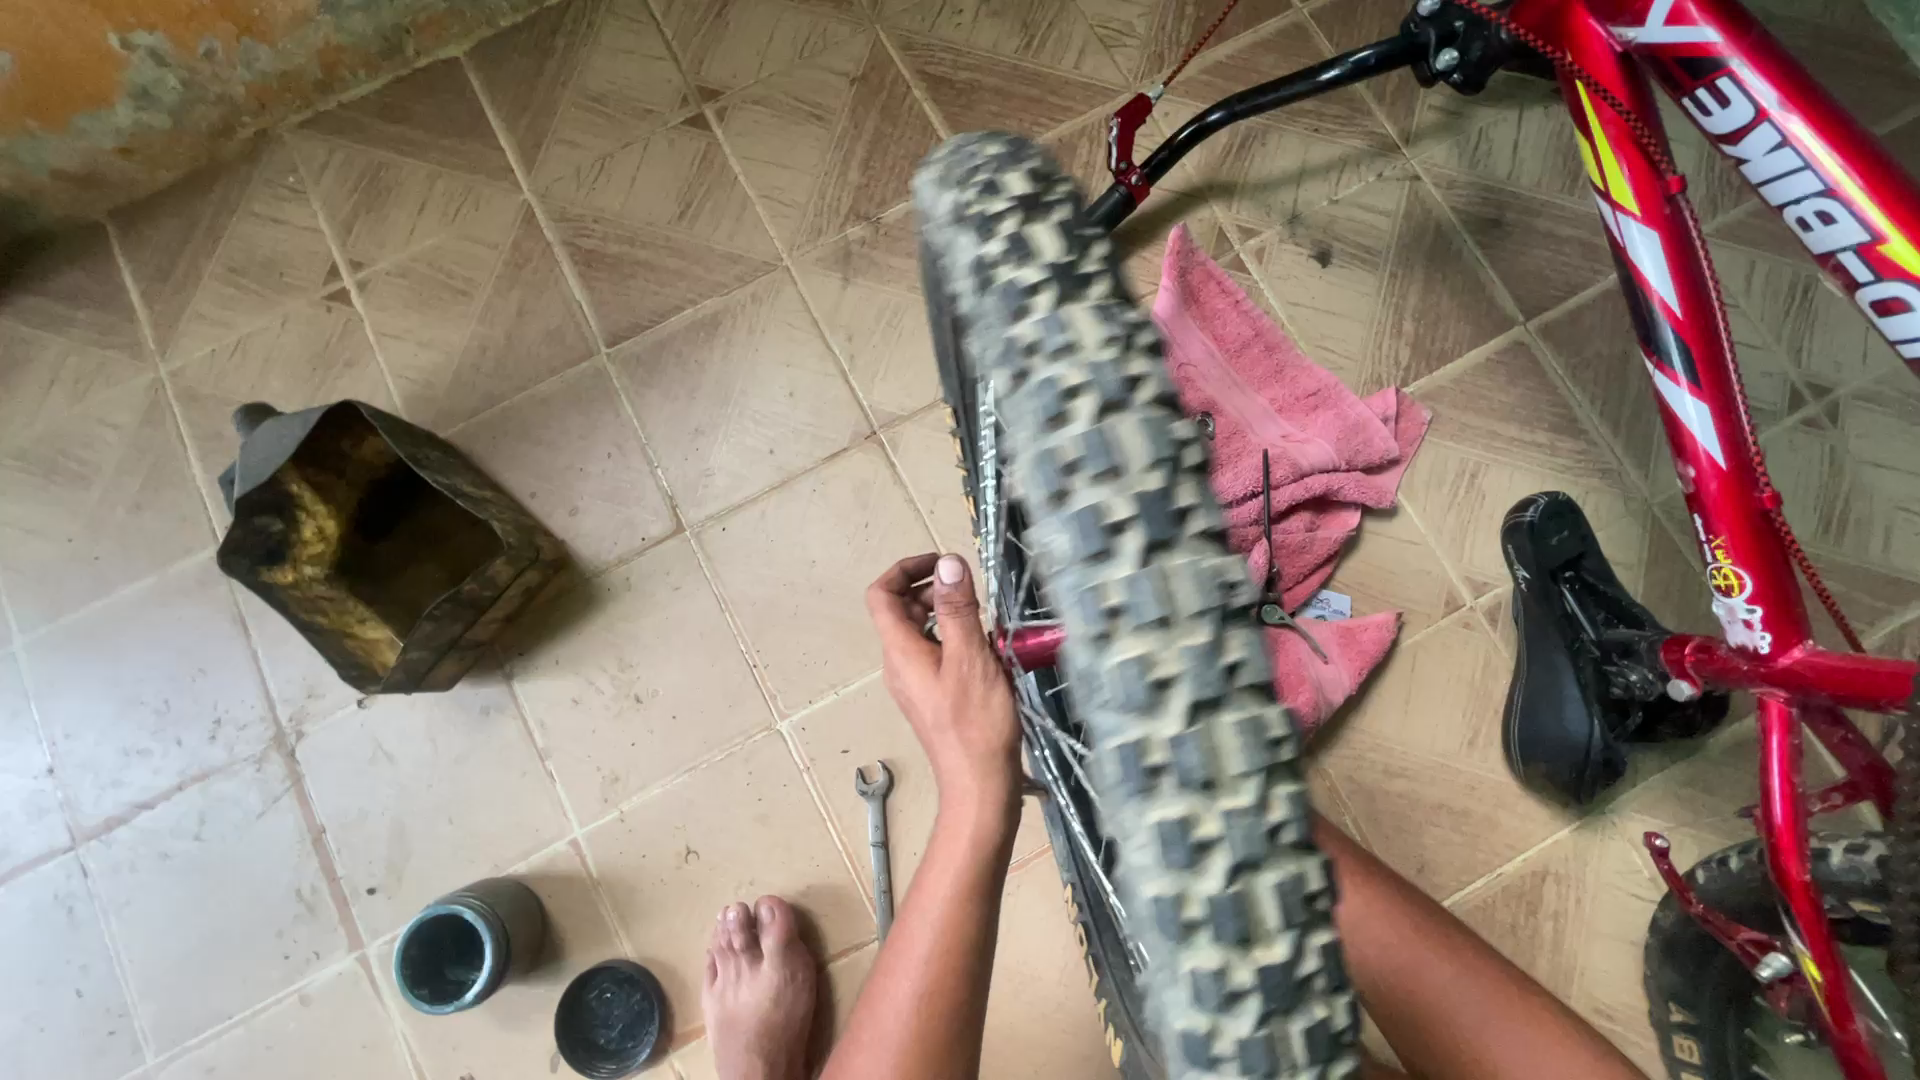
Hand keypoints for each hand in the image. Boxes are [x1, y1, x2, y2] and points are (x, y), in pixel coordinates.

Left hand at [866, 553, 1020, 819]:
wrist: (980, 785)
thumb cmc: (975, 722)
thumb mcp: (970, 657)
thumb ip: (957, 609)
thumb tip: (947, 563)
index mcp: (900, 651)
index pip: (881, 594)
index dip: (905, 568)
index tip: (942, 563)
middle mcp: (899, 664)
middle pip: (900, 610)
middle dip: (931, 590)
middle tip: (971, 592)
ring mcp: (914, 682)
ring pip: (919, 632)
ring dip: (946, 614)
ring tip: (984, 619)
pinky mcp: (932, 696)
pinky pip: (934, 653)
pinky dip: (954, 639)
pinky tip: (986, 650)